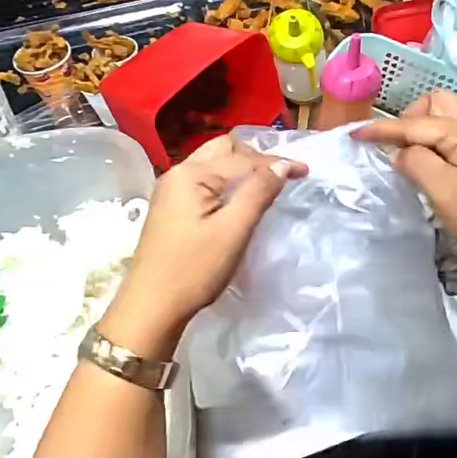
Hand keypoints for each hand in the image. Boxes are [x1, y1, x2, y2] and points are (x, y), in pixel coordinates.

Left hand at [102, 136, 305, 354]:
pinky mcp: (171, 208)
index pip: (242, 158)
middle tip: (282, 175)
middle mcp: (178, 174)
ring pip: (213, 164)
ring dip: (241, 168)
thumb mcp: (233, 230)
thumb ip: (258, 192)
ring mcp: (171, 191)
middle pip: (223, 150)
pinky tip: (241, 199)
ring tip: (267, 184)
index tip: (306, 172)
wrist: (150, 307)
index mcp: (191, 175)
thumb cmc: (194, 269)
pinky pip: (205, 181)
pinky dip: (228, 182)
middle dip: (256, 157)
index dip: (276, 163)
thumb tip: (282, 166)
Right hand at [355, 92, 456, 272]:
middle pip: (437, 104)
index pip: (416, 123)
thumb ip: (417, 164)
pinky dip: (439, 142)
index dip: (383, 129)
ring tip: (412, 159)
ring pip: (449, 118)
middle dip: (410, 119)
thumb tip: (400, 152)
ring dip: (425, 130)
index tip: (354, 135)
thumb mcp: (448, 193)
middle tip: (396, 149)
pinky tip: (434, 167)